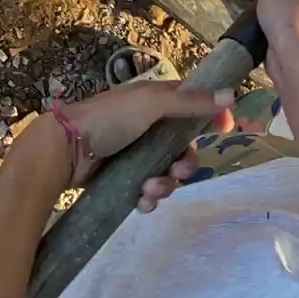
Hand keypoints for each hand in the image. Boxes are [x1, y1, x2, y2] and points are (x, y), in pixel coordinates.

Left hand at [53, 81, 234, 189]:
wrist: (66, 149)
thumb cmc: (110, 118)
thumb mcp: (151, 103)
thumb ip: (191, 101)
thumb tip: (232, 95)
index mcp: (157, 104)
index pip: (194, 107)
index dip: (211, 117)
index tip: (225, 130)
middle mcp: (150, 128)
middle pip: (185, 150)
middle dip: (185, 165)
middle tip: (176, 172)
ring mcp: (137, 155)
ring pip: (168, 175)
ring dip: (165, 186)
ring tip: (148, 190)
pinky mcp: (125, 178)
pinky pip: (149, 192)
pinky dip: (149, 199)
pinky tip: (141, 202)